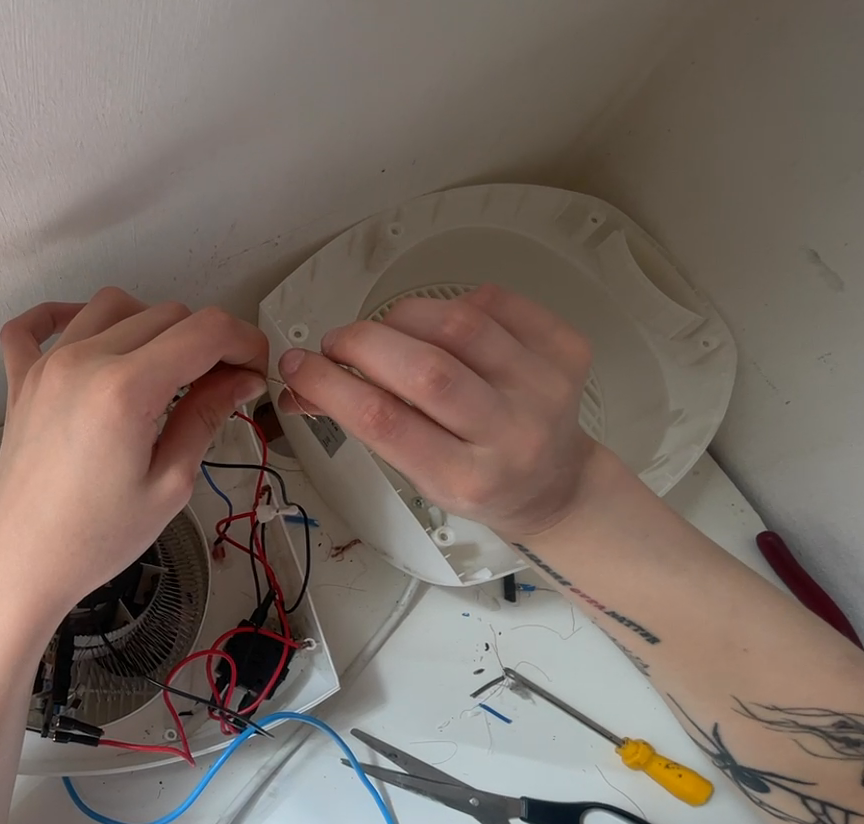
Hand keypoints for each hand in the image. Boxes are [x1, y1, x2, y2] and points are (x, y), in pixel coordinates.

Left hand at [0, 287, 267, 627]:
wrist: (24, 565)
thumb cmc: (90, 541)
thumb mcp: (170, 484)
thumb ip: (206, 417)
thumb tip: (238, 381)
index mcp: (125, 390)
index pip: (205, 331)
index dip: (244, 343)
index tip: (254, 368)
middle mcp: (83, 364)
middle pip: (166, 314)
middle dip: (206, 340)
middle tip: (221, 383)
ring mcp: (46, 368)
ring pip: (112, 306)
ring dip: (151, 324)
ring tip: (166, 368)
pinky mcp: (21, 383)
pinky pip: (33, 325)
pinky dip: (64, 315)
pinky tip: (88, 332)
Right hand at [276, 284, 603, 539]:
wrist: (553, 483)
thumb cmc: (471, 480)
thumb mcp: (413, 473)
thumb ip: (360, 424)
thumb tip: (296, 386)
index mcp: (463, 477)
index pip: (383, 420)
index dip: (330, 383)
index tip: (297, 365)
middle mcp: (511, 434)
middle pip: (425, 369)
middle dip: (363, 343)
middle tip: (336, 343)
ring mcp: (546, 387)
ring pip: (459, 324)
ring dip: (402, 317)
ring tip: (384, 332)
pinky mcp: (567, 349)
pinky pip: (496, 301)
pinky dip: (451, 303)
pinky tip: (437, 327)